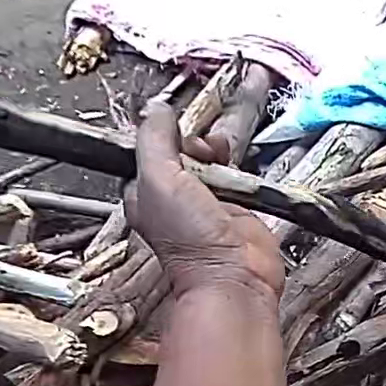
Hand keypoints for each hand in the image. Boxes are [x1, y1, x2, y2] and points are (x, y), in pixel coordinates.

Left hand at [124, 98, 283, 302]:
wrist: (235, 276)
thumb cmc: (190, 242)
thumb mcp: (158, 179)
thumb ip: (154, 139)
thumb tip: (156, 109)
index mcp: (146, 195)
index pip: (150, 149)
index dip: (162, 135)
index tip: (172, 132)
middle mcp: (176, 199)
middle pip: (182, 150)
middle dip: (192, 141)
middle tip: (200, 151)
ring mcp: (207, 203)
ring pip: (210, 160)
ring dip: (217, 151)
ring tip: (221, 156)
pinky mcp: (237, 208)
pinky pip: (237, 176)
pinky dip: (239, 168)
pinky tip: (238, 170)